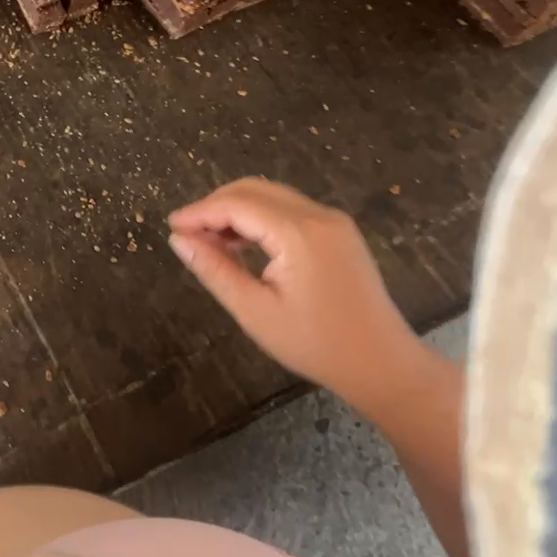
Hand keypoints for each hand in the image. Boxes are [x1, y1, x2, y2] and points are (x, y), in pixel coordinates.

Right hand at [167, 177, 423, 411]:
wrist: (385, 367)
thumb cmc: (316, 344)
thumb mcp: (254, 311)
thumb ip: (214, 269)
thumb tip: (177, 238)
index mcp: (299, 234)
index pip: (236, 205)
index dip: (199, 212)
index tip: (171, 227)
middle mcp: (318, 216)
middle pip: (252, 189)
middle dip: (214, 206)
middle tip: (187, 233)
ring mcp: (333, 221)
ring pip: (269, 195)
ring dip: (235, 210)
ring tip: (210, 241)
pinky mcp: (338, 231)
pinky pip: (287, 208)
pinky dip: (257, 217)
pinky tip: (242, 244)